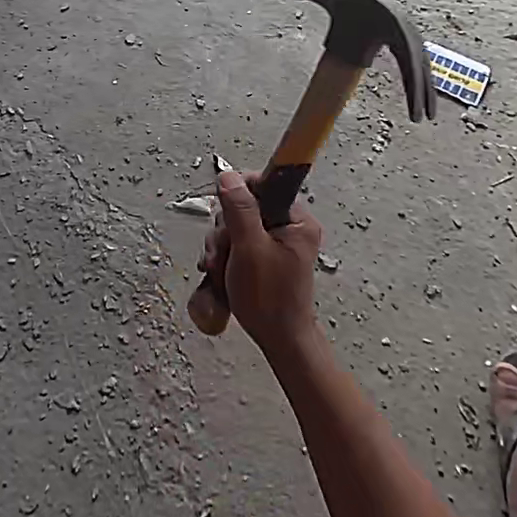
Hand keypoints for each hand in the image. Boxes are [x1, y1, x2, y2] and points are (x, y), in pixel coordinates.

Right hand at [199, 170, 324, 358]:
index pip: (264, 185)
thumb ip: (239, 210)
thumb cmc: (270, 301)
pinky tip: (220, 272)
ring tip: (220, 268)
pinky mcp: (262, 256)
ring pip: (235, 226)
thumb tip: (229, 176)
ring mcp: (275, 242)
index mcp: (296, 219)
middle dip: (225, 230)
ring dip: (221, 246)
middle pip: (243, 206)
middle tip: (223, 252)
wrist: (277, 340)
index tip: (225, 212)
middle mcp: (288, 227)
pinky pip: (236, 242)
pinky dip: (224, 256)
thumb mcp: (250, 248)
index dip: (239, 194)